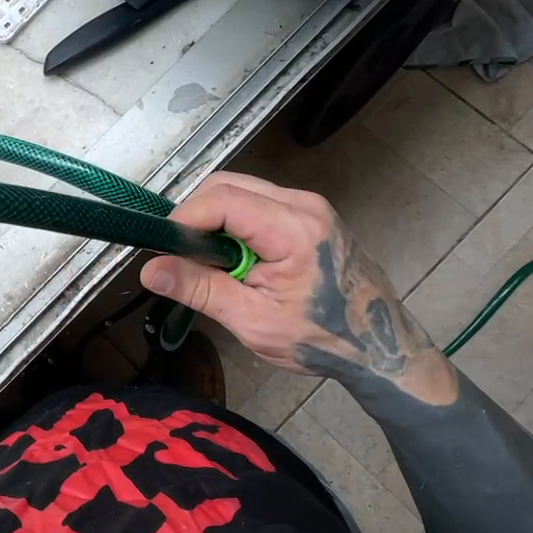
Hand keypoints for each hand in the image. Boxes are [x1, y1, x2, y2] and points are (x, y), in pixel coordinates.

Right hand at [140, 172, 455, 403]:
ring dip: (212, 218)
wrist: (382, 347)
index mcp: (295, 229)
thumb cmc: (322, 339)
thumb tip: (150, 271)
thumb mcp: (253, 321)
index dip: (184, 219)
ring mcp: (307, 205)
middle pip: (227, 185)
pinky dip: (232, 221)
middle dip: (194, 216)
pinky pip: (255, 200)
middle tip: (181, 257)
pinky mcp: (307, 212)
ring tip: (207, 261)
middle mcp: (303, 204)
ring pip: (238, 189)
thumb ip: (200, 289)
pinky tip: (232, 256)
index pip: (222, 200)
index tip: (164, 250)